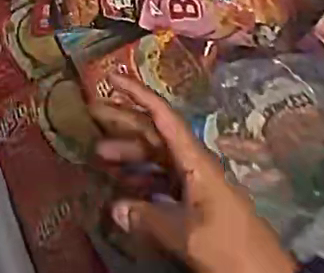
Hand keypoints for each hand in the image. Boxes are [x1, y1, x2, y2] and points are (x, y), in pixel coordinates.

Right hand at [91, 74, 295, 272]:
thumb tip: (113, 207)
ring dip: (129, 154)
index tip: (111, 77)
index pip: (161, 114)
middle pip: (154, 134)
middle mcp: (194, 163)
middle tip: (92, 115)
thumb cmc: (231, 247)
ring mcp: (196, 184)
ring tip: (100, 155)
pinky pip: (163, 183)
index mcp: (195, 158)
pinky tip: (124, 189)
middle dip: (124, 122)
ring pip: (156, 159)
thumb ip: (149, 218)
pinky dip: (142, 181)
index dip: (136, 93)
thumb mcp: (187, 235)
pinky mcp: (198, 206)